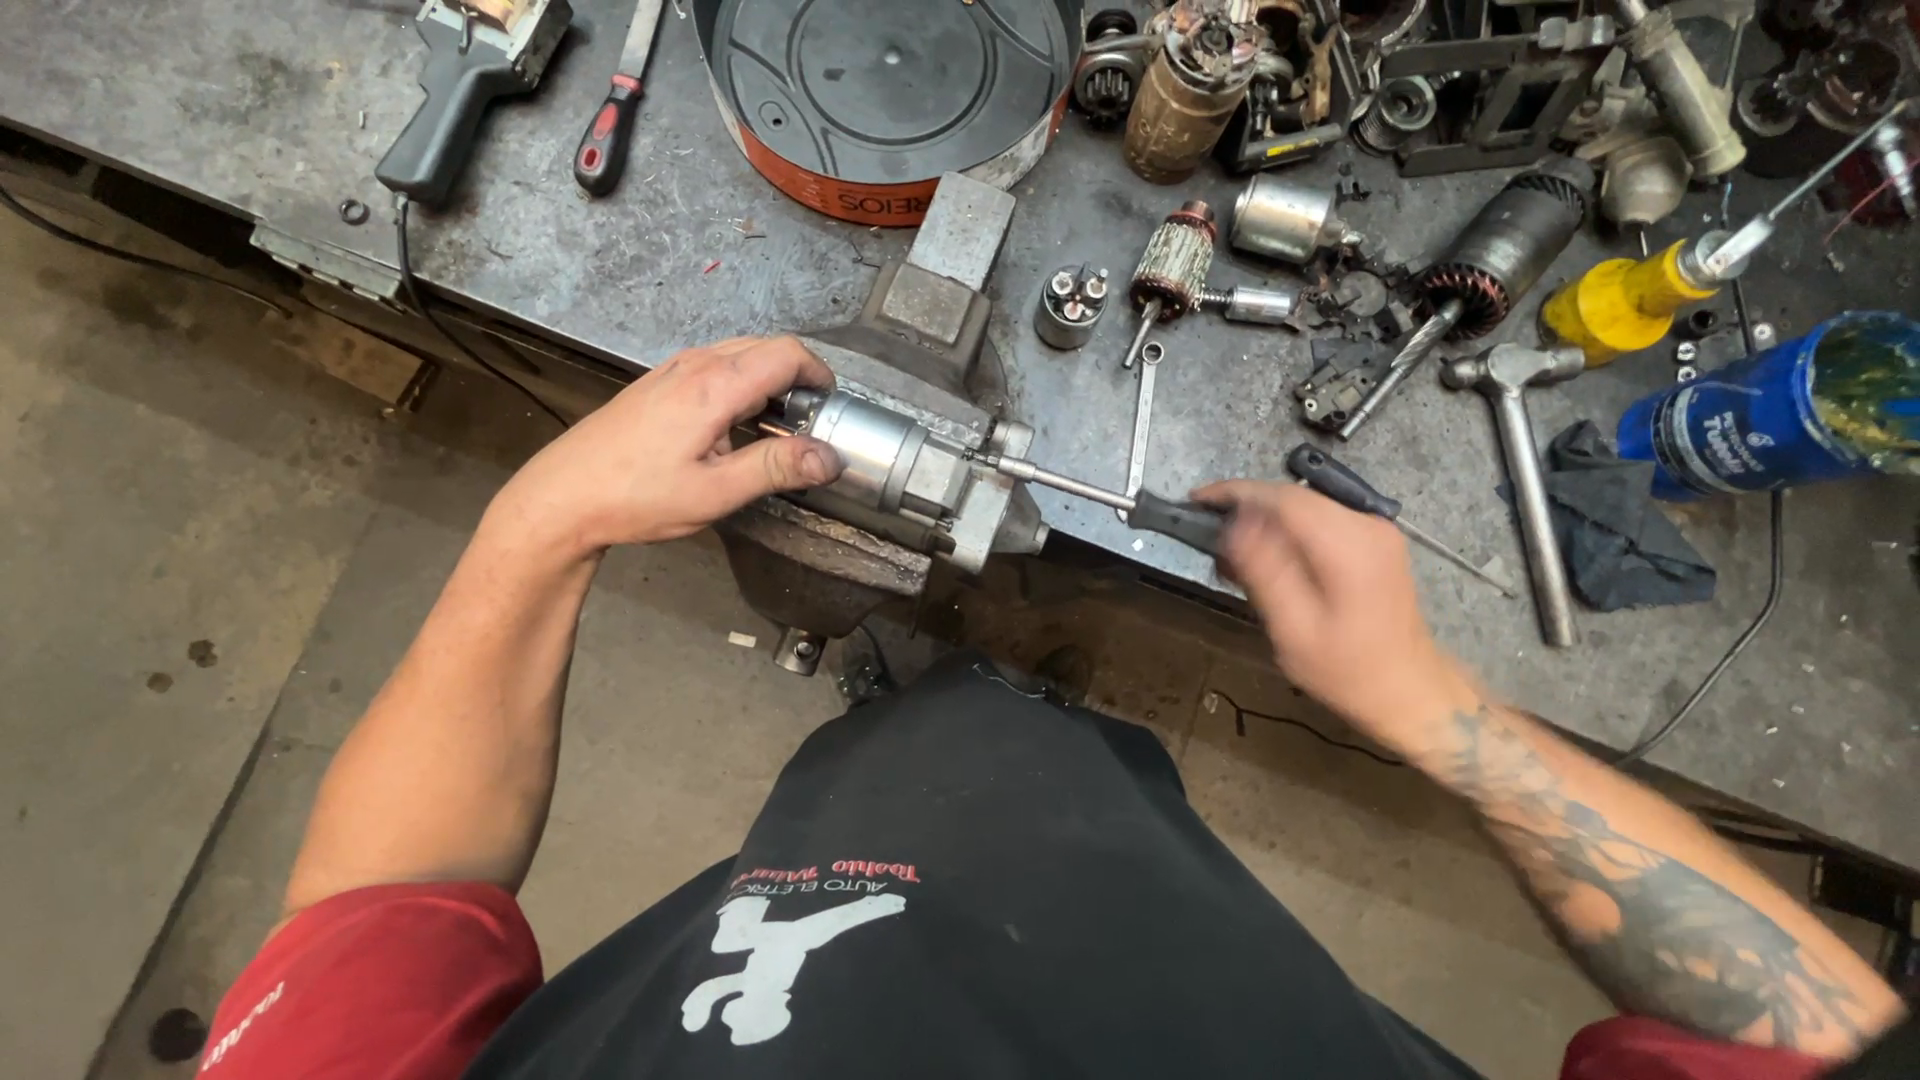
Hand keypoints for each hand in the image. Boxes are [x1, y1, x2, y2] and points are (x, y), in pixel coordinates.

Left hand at [488, 336, 844, 557]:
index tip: (829, 410)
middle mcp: (695, 364)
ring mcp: (673, 369)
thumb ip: (776, 468)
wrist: (563, 497)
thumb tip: (831, 458)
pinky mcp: (659, 383)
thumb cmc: (638, 497)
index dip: (819, 374)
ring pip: (741, 355)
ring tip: (775, 432)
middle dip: (799, 379)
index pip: (786, 353)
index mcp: (715, 385)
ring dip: (770, 382)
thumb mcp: (716, 492)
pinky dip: (743, 386)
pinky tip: (735, 428)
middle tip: (808, 427)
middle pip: (767, 348)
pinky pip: (717, 366)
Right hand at [1194, 480, 1479, 751]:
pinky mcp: (1373, 541)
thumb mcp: (1294, 629)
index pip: (1282, 498)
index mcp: (1348, 545)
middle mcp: (1367, 525)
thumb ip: (1264, 572)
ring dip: (1264, 520)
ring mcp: (1375, 530)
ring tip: (1232, 555)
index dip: (1235, 493)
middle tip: (1208, 534)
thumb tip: (1234, 525)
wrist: (1410, 690)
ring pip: (1304, 506)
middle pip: (1293, 497)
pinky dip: (1286, 530)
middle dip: (1245, 507)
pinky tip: (1267, 559)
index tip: (1197, 501)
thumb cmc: (1347, 670)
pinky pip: (1319, 520)